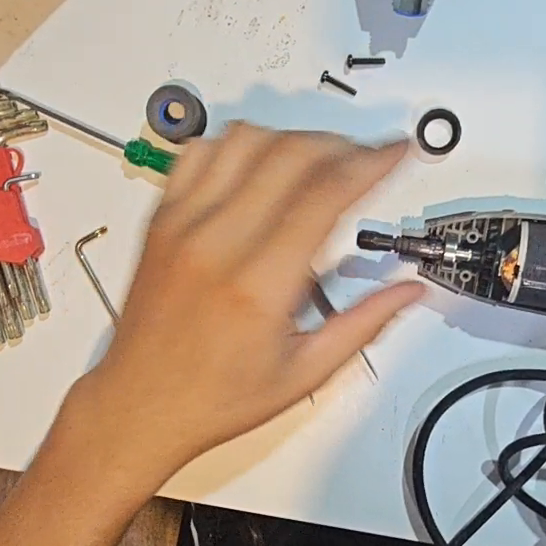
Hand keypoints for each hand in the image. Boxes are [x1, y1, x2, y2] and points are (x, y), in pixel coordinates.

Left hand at [65, 125, 423, 476]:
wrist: (140, 405)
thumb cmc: (211, 398)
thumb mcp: (303, 374)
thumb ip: (363, 326)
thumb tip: (406, 292)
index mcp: (258, 286)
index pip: (327, 194)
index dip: (372, 163)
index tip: (395, 153)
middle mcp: (217, 244)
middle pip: (292, 154)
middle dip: (343, 146)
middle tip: (366, 159)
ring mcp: (182, 227)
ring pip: (246, 141)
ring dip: (293, 139)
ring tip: (319, 160)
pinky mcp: (161, 222)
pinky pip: (199, 154)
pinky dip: (238, 144)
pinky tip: (259, 163)